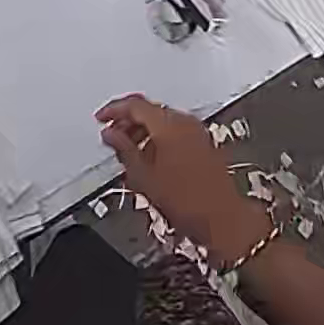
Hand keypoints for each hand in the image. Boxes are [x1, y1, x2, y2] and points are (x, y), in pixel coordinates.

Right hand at [97, 94, 270, 262]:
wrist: (223, 219)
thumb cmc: (186, 200)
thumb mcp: (143, 176)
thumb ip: (123, 149)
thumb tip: (110, 134)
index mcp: (168, 124)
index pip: (135, 105)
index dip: (114, 109)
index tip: (101, 118)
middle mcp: (184, 121)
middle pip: (150, 110)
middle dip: (127, 120)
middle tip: (111, 135)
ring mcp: (196, 131)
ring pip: (162, 120)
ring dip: (142, 130)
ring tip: (127, 150)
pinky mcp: (203, 142)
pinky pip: (175, 130)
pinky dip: (158, 137)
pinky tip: (148, 157)